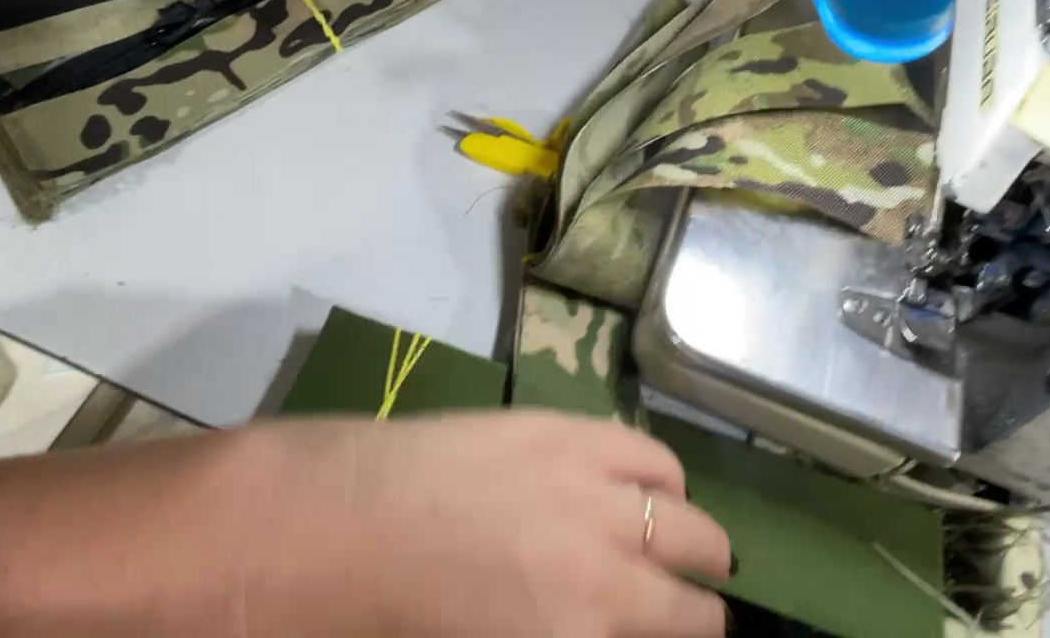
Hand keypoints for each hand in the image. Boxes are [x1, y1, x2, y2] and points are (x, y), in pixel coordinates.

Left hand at [244, 411, 731, 636]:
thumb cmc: (403, 616)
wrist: (348, 523)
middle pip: (699, 584)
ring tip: (671, 536)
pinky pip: (648, 451)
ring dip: (688, 532)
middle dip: (701, 598)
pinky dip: (658, 473)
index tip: (684, 634)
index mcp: (583, 630)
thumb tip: (606, 619)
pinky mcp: (570, 432)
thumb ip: (574, 630)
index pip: (687, 637)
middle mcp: (606, 564)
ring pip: (687, 512)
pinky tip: (640, 484)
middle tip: (685, 600)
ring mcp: (592, 488)